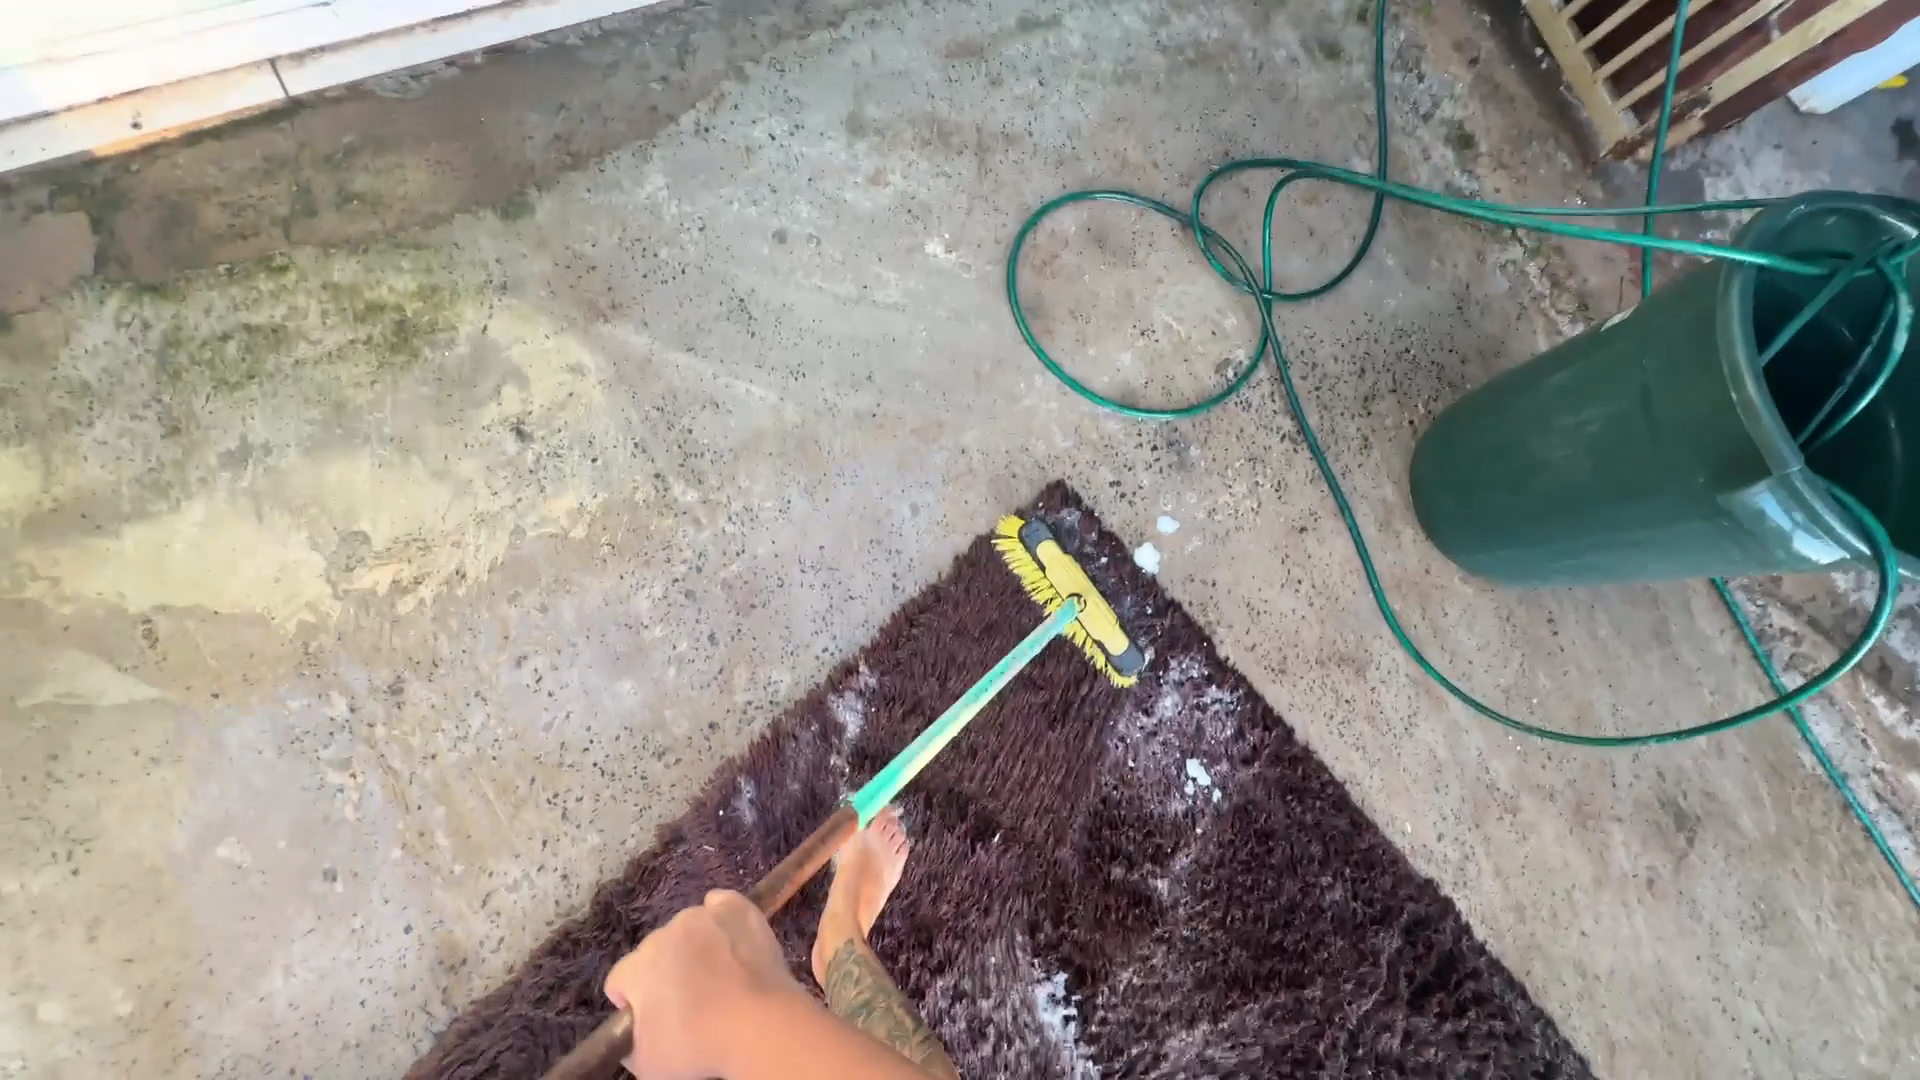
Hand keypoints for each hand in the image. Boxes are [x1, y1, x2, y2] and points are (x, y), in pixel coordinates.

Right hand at [604, 889, 801, 1078]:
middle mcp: (667, 931)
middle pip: (655, 951)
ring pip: (688, 928)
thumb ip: (629, 1041)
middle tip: (688, 1000)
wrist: (758, 1022)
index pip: (621, 980)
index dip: (632, 1002)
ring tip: (717, 973)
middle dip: (665, 972)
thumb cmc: (698, 1044)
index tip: (652, 1019)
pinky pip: (720, 905)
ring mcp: (705, 915)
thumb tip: (635, 1029)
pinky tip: (730, 939)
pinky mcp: (737, 907)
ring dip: (693, 946)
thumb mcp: (646, 1064)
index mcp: (638, 966)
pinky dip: (721, 918)